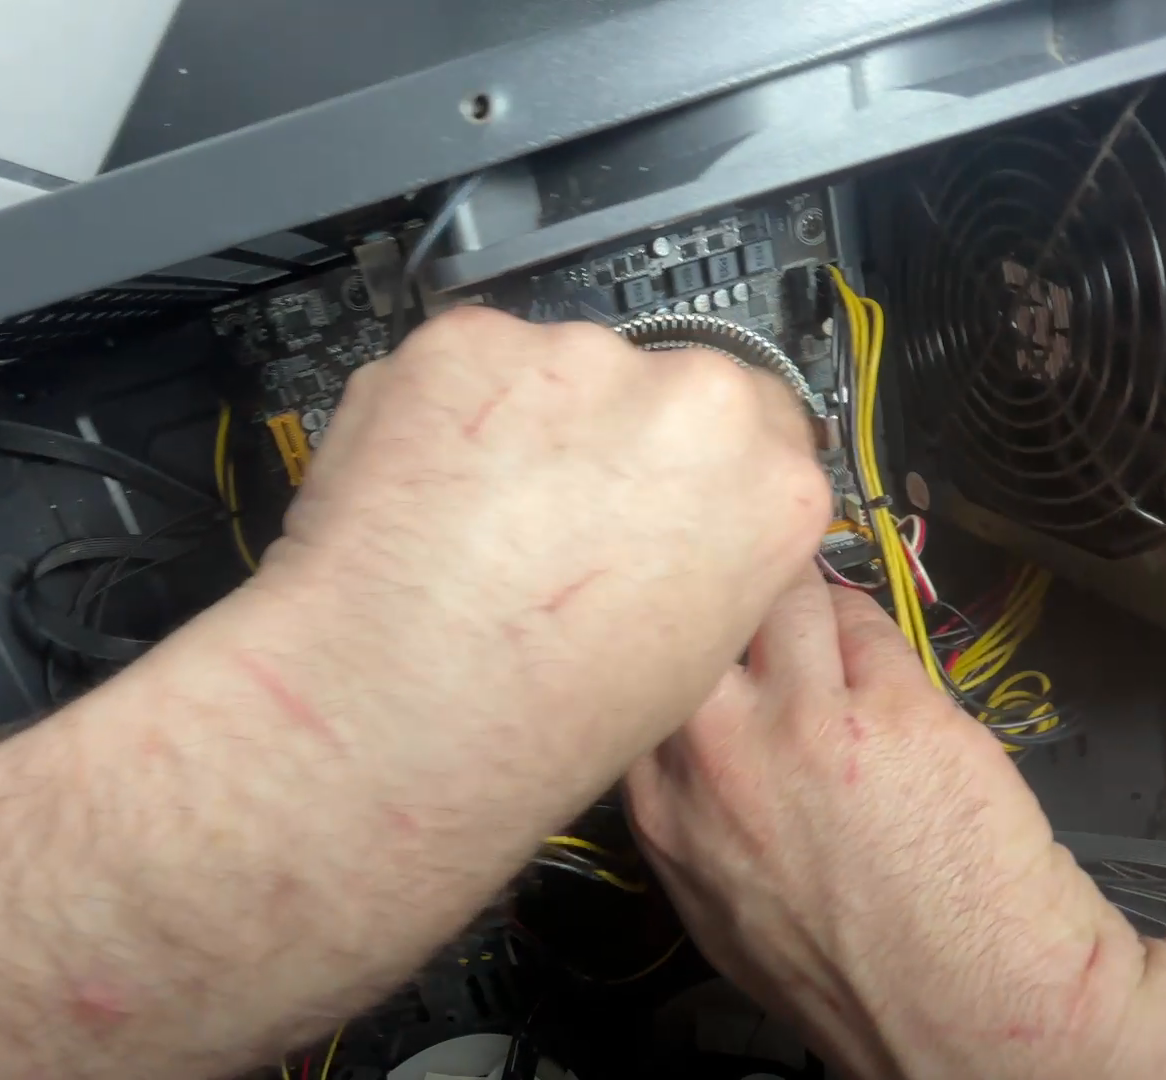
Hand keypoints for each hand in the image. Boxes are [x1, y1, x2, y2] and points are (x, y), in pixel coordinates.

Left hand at [254, 307, 830, 776]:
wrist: (398, 717)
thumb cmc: (537, 720)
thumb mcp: (683, 654)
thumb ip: (701, 552)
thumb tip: (669, 512)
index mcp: (768, 486)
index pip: (752, 420)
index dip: (684, 452)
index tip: (641, 472)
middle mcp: (692, 403)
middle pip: (651, 385)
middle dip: (604, 434)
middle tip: (543, 505)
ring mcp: (578, 362)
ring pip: (554, 372)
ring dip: (522, 422)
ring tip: (471, 516)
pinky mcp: (471, 345)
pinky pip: (469, 368)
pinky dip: (446, 412)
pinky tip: (425, 490)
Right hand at [626, 568, 1147, 1079]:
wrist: (978, 1023)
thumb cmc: (840, 970)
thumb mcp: (709, 901)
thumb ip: (678, 806)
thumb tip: (680, 728)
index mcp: (663, 800)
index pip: (647, 673)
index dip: (681, 646)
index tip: (703, 635)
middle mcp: (719, 746)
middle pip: (704, 615)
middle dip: (730, 598)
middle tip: (757, 599)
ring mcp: (806, 721)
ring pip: (786, 598)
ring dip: (805, 601)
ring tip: (826, 628)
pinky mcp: (895, 709)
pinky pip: (866, 624)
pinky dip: (869, 633)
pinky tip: (881, 666)